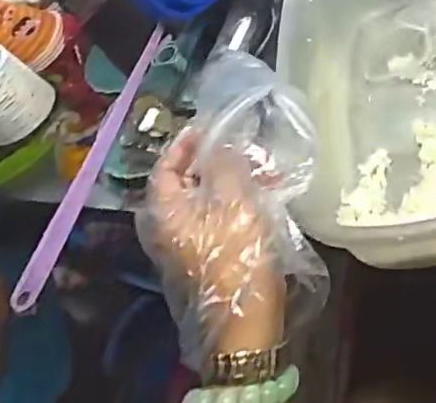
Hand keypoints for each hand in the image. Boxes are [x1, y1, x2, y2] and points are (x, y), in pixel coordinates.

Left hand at [140, 129, 284, 356]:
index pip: (164, 168)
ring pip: (210, 193)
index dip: (184, 143)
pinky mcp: (213, 246)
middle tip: (244, 141)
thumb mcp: (232, 197)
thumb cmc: (234, 248)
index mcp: (167, 212)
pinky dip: (242, 193)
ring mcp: (192, 237)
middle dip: (217, 156)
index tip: (208, 124)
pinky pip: (223, 209)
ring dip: (236, 173)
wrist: (246, 311)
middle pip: (188, 179)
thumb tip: (221, 140)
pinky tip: (271, 186)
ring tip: (266, 163)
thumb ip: (224, 162)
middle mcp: (172, 224)